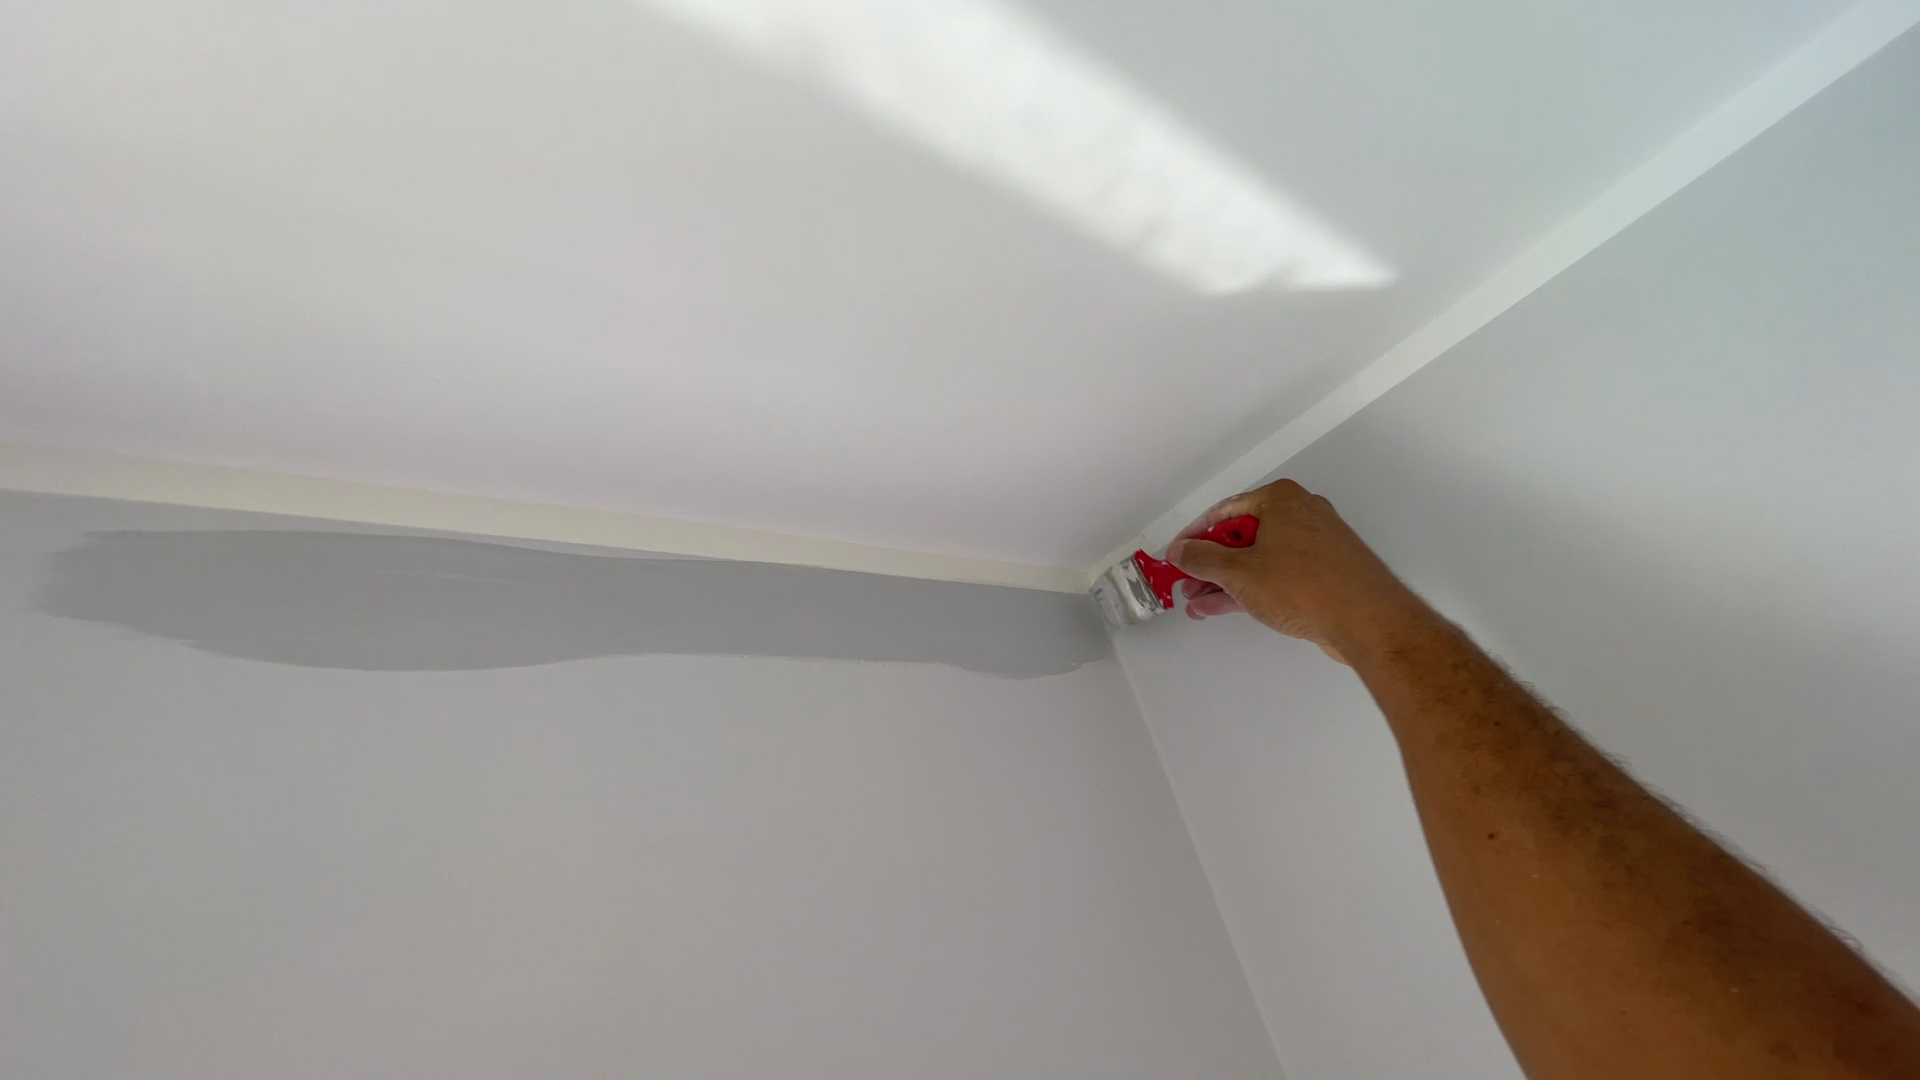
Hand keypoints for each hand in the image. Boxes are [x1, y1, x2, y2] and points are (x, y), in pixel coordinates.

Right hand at [1166, 479, 1424, 663]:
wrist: (1369, 621)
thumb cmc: (1302, 586)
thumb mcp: (1239, 572)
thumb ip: (1201, 559)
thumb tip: (1179, 551)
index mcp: (1280, 499)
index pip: (1222, 512)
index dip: (1193, 537)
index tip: (1174, 557)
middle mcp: (1300, 513)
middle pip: (1240, 536)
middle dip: (1209, 564)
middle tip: (1184, 584)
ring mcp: (1315, 543)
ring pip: (1257, 558)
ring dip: (1225, 581)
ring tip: (1197, 603)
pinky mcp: (1325, 571)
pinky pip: (1277, 573)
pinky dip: (1251, 588)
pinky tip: (1223, 607)